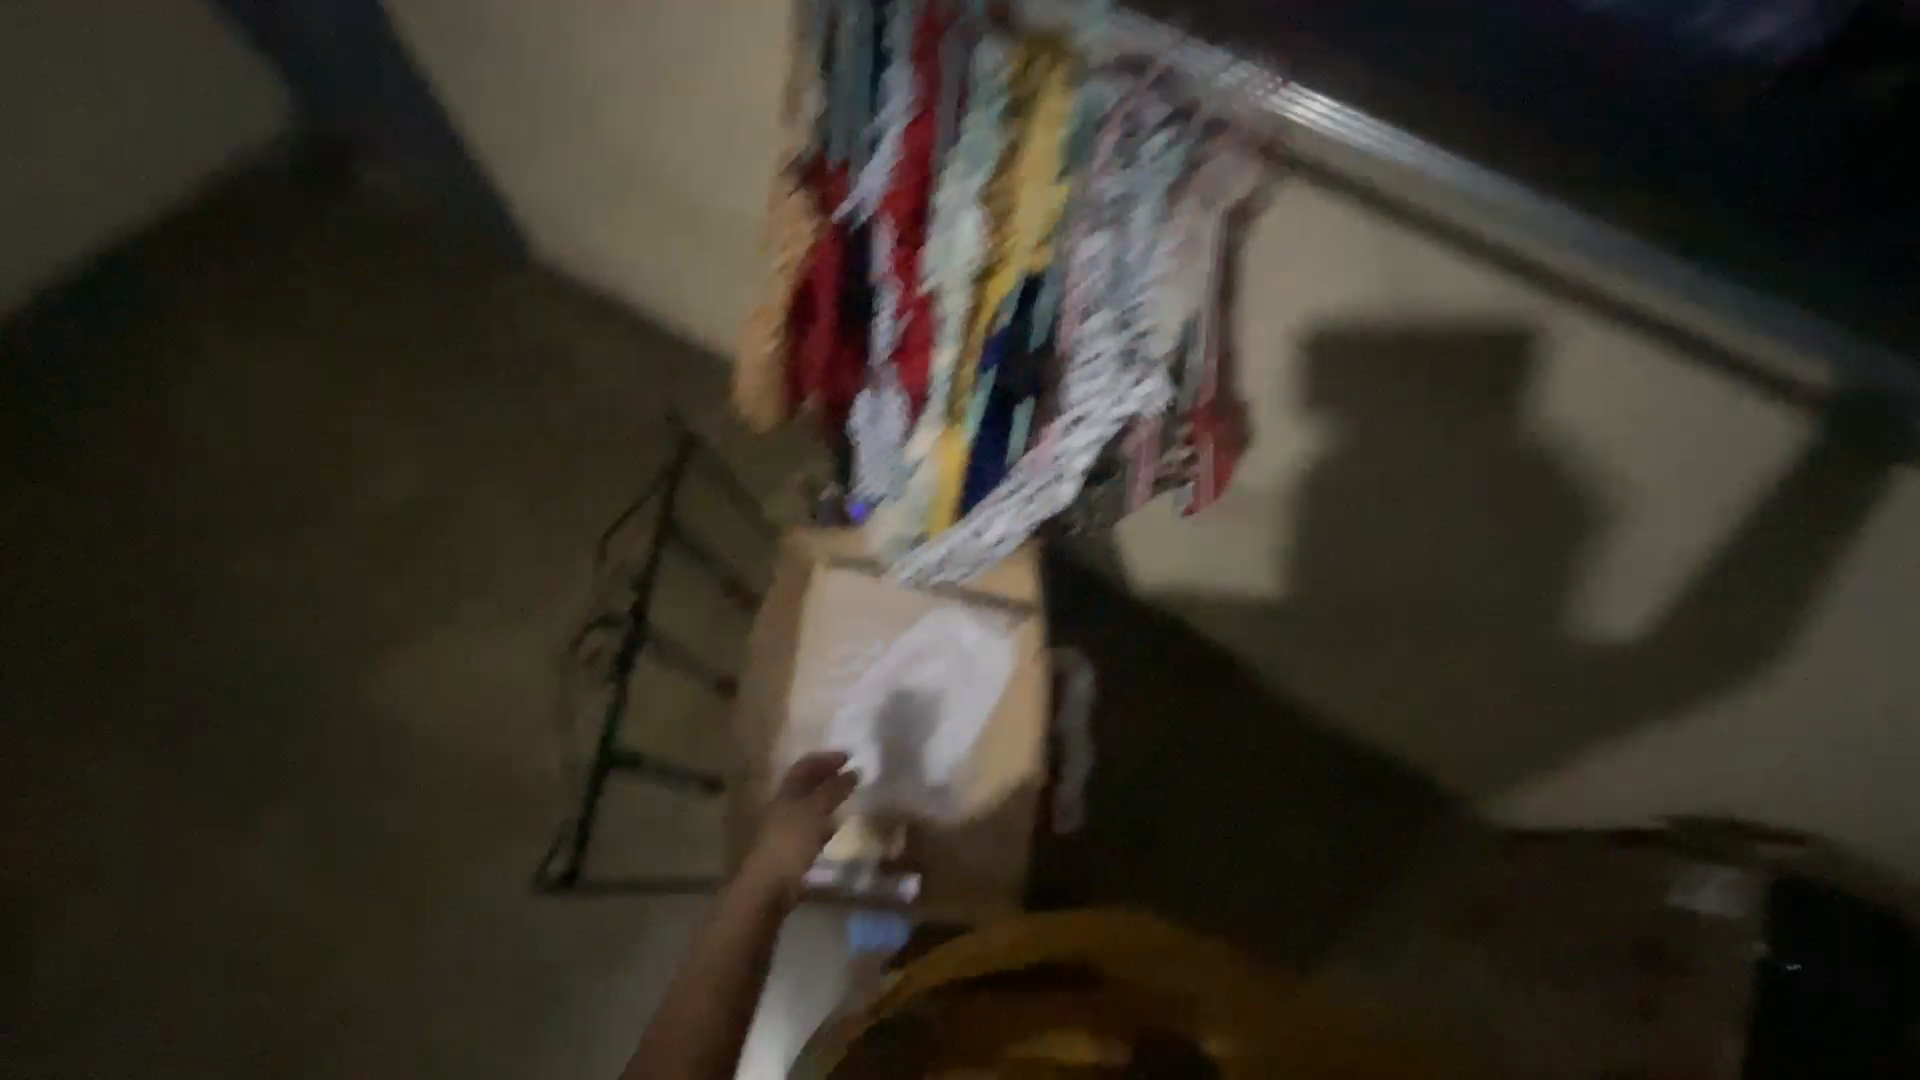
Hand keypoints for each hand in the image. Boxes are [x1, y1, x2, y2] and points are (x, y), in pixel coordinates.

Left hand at [740, 751, 857, 903]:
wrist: (769, 885)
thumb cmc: (790, 842)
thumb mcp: (815, 810)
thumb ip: (834, 790)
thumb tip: (854, 771)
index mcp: (787, 792)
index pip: (805, 765)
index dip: (826, 758)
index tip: (849, 756)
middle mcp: (784, 806)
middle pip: (806, 784)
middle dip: (827, 775)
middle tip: (851, 772)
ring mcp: (786, 827)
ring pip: (809, 805)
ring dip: (827, 797)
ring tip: (848, 795)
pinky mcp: (792, 848)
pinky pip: (811, 826)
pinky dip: (825, 820)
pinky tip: (836, 826)